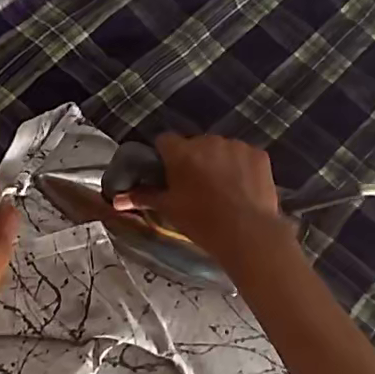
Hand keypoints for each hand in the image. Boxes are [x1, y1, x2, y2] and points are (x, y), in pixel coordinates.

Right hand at [129, 134, 293, 268]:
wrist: (248, 233)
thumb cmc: (202, 222)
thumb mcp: (170, 209)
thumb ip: (142, 198)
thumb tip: (115, 200)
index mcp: (182, 152)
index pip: (164, 141)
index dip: (164, 156)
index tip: (167, 173)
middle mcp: (208, 141)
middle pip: (194, 145)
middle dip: (193, 160)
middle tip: (195, 187)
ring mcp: (236, 146)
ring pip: (220, 149)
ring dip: (218, 163)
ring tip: (222, 191)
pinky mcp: (259, 155)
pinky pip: (244, 156)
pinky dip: (241, 168)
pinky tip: (242, 189)